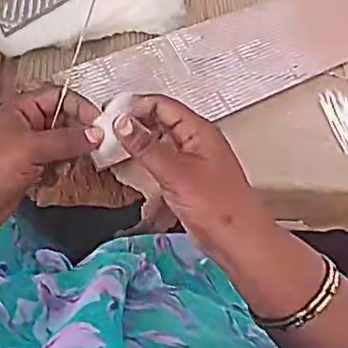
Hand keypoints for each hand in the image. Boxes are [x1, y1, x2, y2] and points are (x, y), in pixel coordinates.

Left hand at [0, 90, 99, 232]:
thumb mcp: (32, 148)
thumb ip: (67, 139)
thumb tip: (97, 133)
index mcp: (22, 108)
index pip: (59, 96)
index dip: (80, 107)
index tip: (98, 125)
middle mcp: (25, 124)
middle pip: (63, 120)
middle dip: (75, 136)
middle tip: (87, 150)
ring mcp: (27, 147)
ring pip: (61, 144)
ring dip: (66, 157)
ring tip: (59, 168)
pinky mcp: (28, 168)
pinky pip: (54, 163)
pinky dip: (56, 171)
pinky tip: (47, 180)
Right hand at [111, 95, 272, 243]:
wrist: (239, 243)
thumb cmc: (219, 208)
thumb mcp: (175, 173)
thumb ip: (145, 146)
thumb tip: (122, 123)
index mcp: (198, 130)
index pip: (161, 104)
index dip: (135, 106)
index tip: (110, 114)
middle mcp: (195, 141)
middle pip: (159, 120)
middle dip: (134, 124)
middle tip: (108, 130)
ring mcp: (191, 160)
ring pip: (159, 142)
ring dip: (138, 143)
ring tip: (114, 147)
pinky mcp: (186, 179)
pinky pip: (161, 161)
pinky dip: (145, 162)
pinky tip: (132, 169)